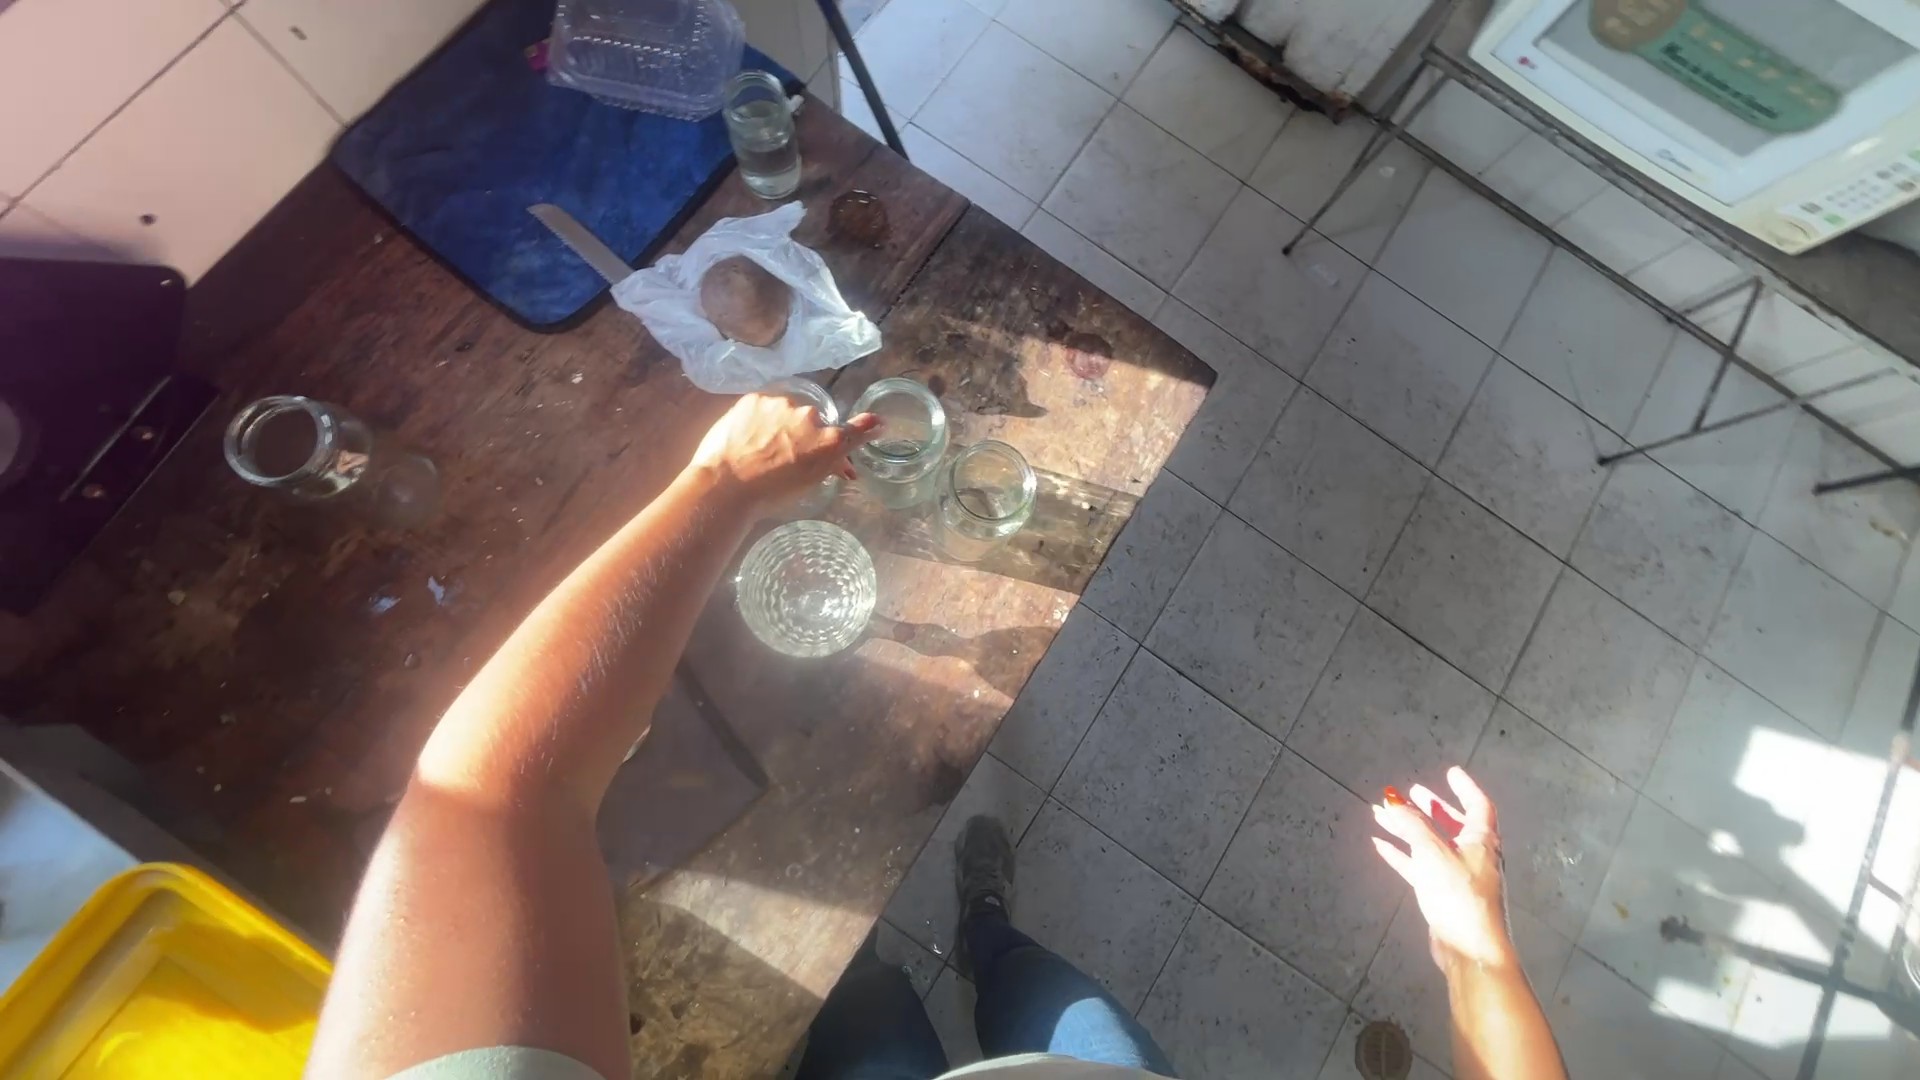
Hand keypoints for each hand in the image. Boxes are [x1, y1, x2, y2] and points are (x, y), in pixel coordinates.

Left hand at [690, 391, 879, 507]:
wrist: (726, 485)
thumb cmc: (771, 493)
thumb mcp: (809, 483)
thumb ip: (833, 465)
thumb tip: (850, 466)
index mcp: (829, 441)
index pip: (856, 429)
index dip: (866, 427)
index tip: (876, 424)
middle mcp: (811, 417)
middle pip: (815, 423)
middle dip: (808, 435)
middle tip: (792, 455)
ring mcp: (782, 404)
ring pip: (788, 412)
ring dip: (783, 424)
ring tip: (764, 447)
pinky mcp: (755, 398)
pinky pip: (765, 406)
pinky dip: (762, 418)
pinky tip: (750, 436)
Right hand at [1372, 767, 1516, 976]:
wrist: (1470, 949)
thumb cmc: (1459, 894)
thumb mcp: (1432, 851)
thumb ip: (1411, 824)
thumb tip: (1392, 800)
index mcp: (1481, 842)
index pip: (1479, 807)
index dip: (1465, 788)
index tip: (1450, 773)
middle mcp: (1473, 856)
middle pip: (1453, 824)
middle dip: (1433, 807)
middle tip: (1413, 792)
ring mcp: (1458, 876)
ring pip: (1431, 843)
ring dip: (1408, 827)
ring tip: (1382, 813)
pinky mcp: (1443, 894)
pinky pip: (1419, 865)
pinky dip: (1401, 853)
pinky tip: (1380, 845)